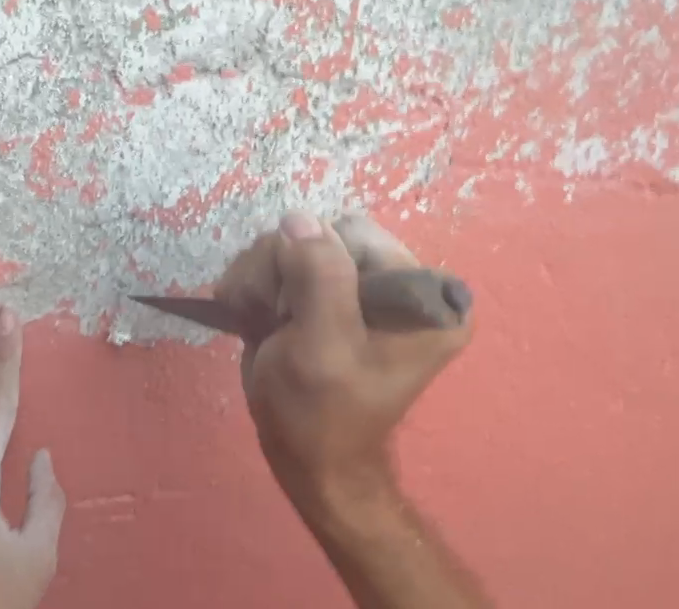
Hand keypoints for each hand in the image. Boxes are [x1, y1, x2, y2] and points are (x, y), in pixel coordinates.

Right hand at [214, 212, 470, 513]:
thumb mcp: (323, 348)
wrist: (305, 459)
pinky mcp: (321, 293)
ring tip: (261, 321)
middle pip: (317, 234)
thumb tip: (299, 219)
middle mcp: (395, 283)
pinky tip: (253, 316)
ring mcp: (354, 286)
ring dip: (260, 278)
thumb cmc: (321, 414)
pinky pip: (276, 259)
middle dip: (280, 270)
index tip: (300, 310)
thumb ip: (319, 279)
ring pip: (289, 244)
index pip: (354, 234)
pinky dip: (254, 283)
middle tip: (273, 316)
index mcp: (424, 296)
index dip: (315, 261)